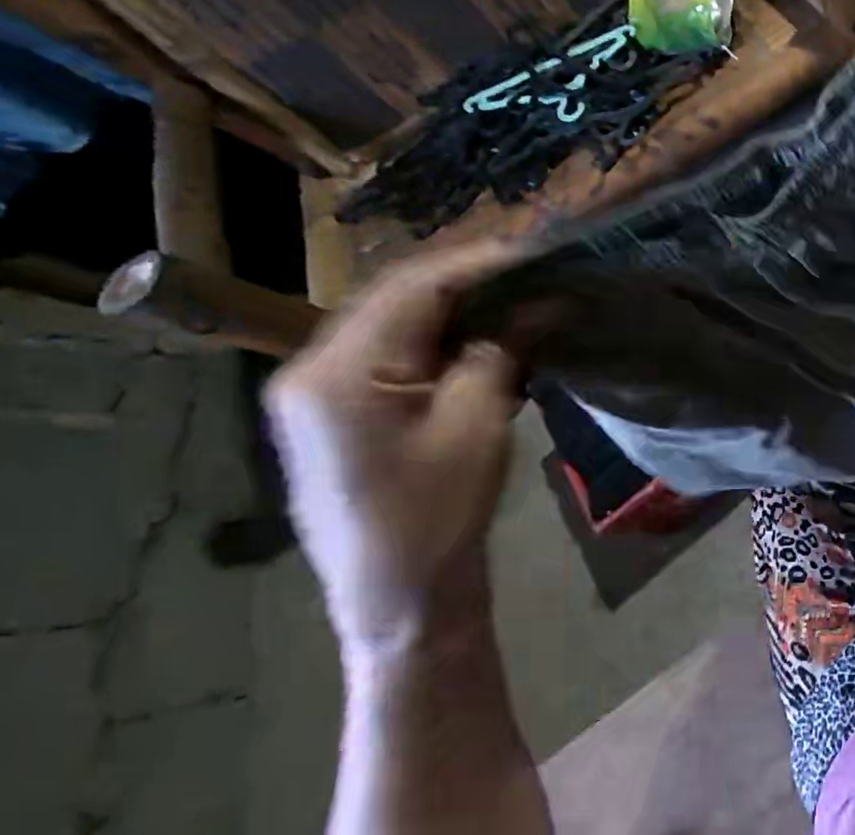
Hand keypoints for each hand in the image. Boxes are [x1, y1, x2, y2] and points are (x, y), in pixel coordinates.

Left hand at [265, 240, 543, 659]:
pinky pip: (392, 356)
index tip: (538, 252)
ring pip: (396, 325)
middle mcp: (311, 370)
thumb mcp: (477, 424)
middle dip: (471, 283)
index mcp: (334, 371)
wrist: (399, 603)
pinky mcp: (338, 414)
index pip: (413, 287)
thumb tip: (543, 302)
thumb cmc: (437, 516)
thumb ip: (503, 350)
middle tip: (535, 275)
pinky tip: (484, 342)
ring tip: (519, 301)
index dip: (480, 263)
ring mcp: (317, 393)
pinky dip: (441, 342)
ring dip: (458, 311)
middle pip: (398, 300)